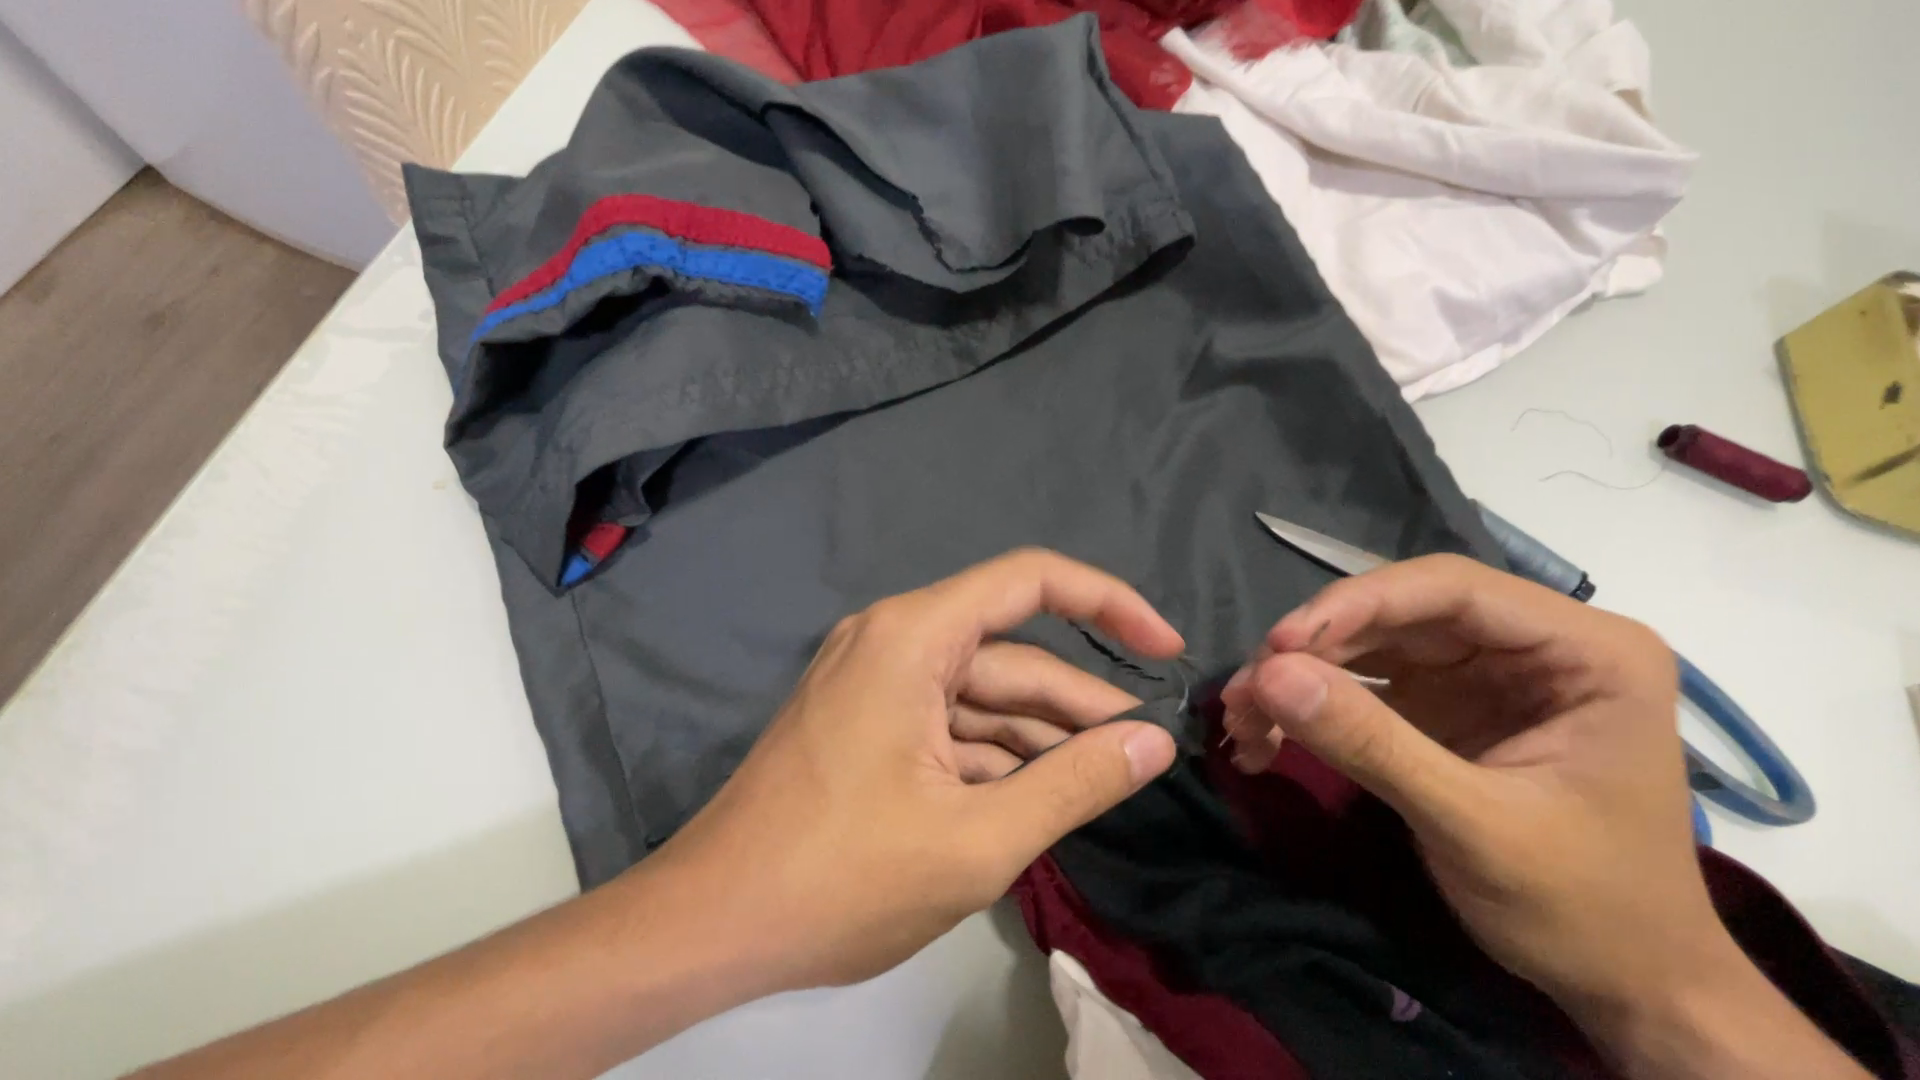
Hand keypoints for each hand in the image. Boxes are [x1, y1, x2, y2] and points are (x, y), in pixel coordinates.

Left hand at [644, 548, 1182, 994]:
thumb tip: (1153, 743)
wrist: (710, 924)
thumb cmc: (842, 877)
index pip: (1031, 581)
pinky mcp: (863, 726)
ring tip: (1100, 783)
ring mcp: (872, 684)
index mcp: (913, 636)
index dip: (1109, 604)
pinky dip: (994, 757)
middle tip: (1142, 755)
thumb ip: (1075, 783)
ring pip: (980, 696)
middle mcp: (891, 641)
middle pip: (1010, 655)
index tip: (1164, 650)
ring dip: (1039, 737)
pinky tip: (1035, 799)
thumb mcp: (978, 838)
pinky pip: (947, 725)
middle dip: (1078, 704)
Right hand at [1218, 556, 1868, 1078]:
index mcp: (1586, 651)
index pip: (1453, 590)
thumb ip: (1372, 745)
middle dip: (1316, 648)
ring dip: (1304, 675)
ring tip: (1243, 717)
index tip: (1278, 645)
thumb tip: (1268, 675)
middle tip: (1246, 692)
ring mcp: (1488, 676)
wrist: (1626, 986)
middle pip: (1402, 612)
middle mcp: (1535, 645)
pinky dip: (1315, 707)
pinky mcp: (1449, 709)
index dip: (1357, 604)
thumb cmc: (1582, 907)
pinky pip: (1368, 685)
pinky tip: (1268, 736)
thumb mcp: (1474, 826)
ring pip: (1374, 644)